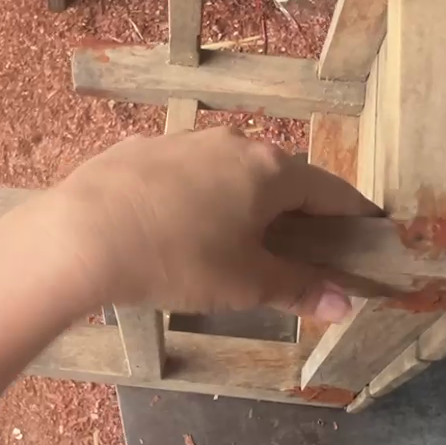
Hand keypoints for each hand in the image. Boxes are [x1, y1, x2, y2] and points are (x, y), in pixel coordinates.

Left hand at [6, 128, 377, 319]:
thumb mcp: (245, 284)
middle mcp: (232, 142)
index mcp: (269, 170)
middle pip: (280, 176)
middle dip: (295, 210)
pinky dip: (195, 195)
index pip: (331, 190)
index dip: (353, 215)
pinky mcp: (139, 149)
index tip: (366, 232)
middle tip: (298, 247)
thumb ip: (298, 288)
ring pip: (229, 170)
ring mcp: (182, 139)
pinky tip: (174, 226)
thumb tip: (345, 304)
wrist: (79, 236)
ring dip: (243, 200)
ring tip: (232, 238)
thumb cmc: (179, 260)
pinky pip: (184, 172)